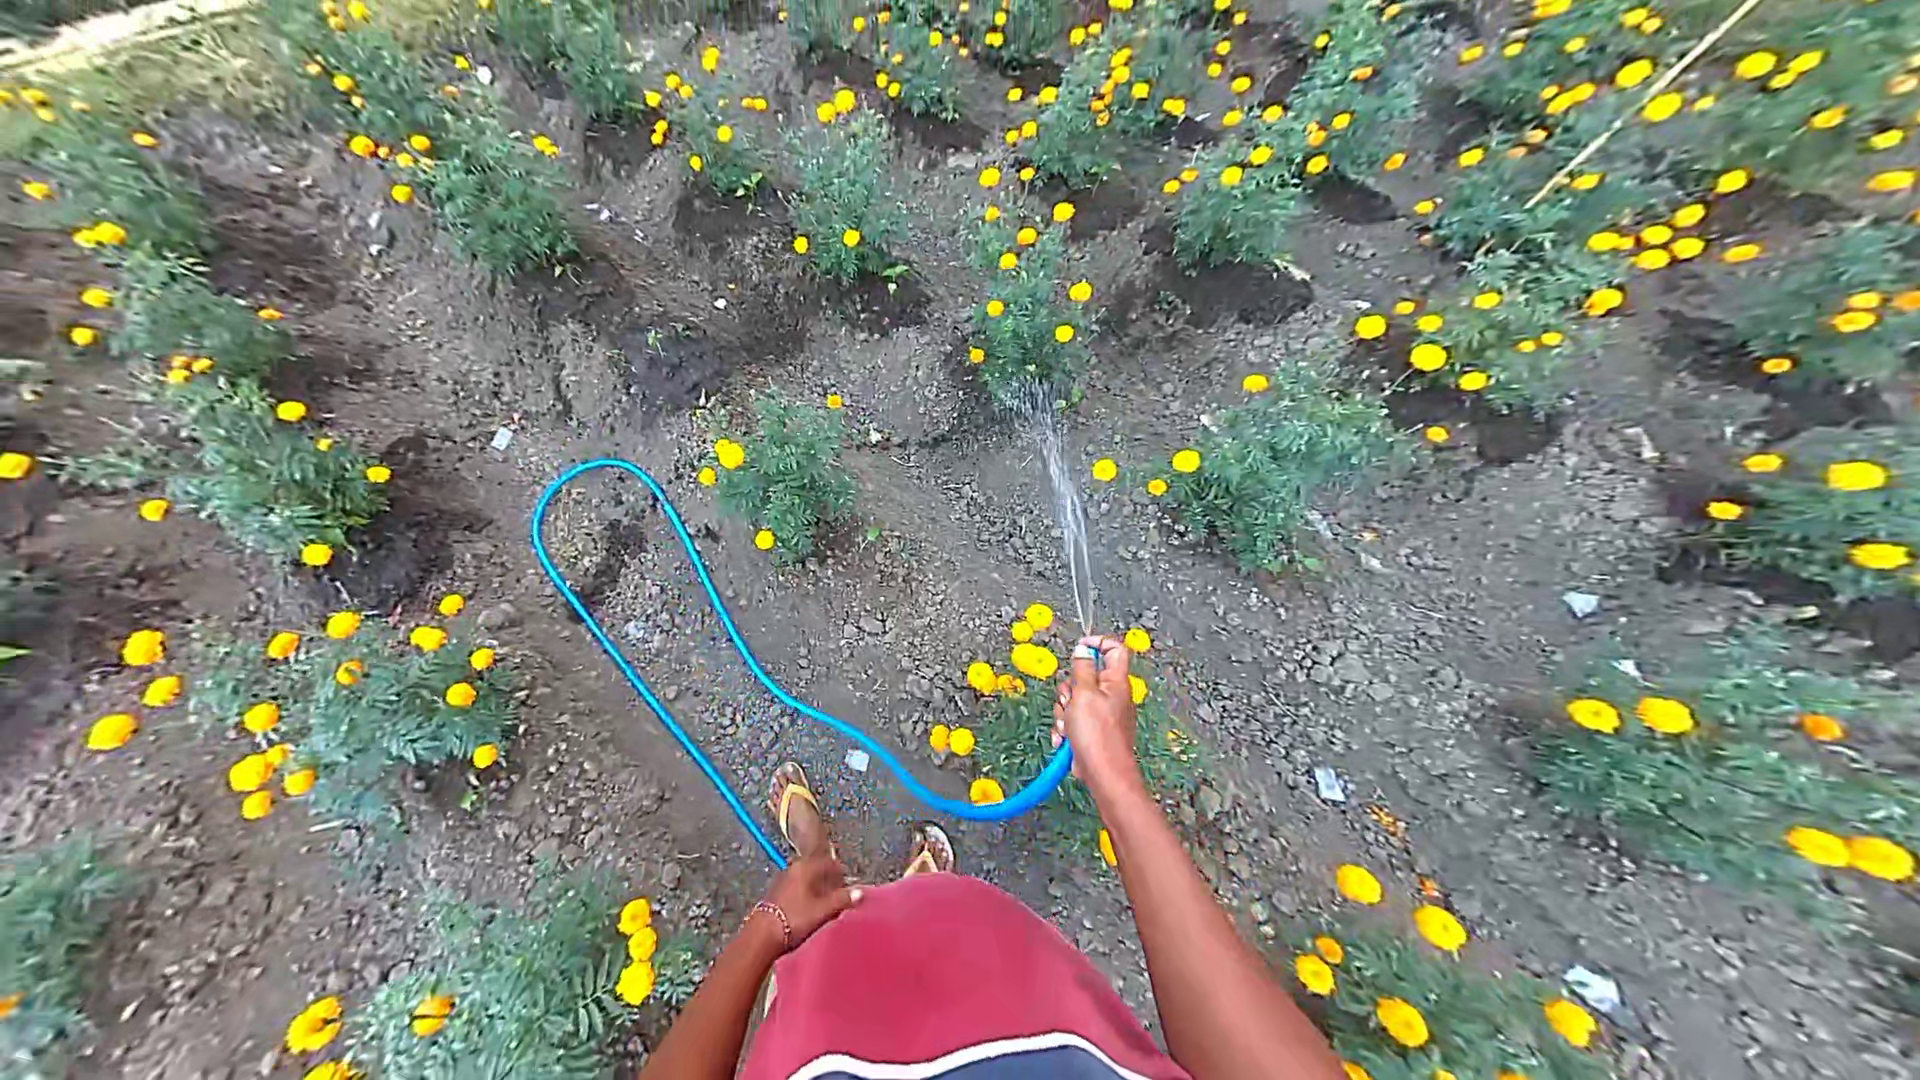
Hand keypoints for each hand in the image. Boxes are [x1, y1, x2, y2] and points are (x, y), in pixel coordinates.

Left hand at [758, 851, 861, 950]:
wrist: (760, 938)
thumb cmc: (794, 920)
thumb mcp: (822, 911)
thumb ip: (842, 899)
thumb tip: (861, 891)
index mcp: (806, 866)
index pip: (830, 863)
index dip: (841, 875)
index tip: (848, 888)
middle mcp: (794, 868)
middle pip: (818, 870)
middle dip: (829, 883)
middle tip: (838, 898)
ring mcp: (782, 880)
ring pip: (806, 880)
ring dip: (817, 890)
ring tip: (824, 907)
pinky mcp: (775, 893)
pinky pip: (797, 888)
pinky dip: (805, 895)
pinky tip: (807, 911)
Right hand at [1052, 634, 1144, 802]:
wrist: (1102, 773)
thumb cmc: (1098, 735)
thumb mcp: (1084, 693)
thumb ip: (1082, 668)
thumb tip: (1083, 649)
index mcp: (1116, 682)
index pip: (1114, 649)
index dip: (1097, 643)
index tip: (1079, 648)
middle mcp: (1111, 695)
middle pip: (1084, 675)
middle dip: (1070, 687)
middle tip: (1072, 700)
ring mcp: (1100, 712)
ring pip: (1073, 698)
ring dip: (1064, 711)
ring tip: (1070, 725)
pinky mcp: (1090, 729)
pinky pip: (1071, 718)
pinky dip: (1065, 727)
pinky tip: (1067, 739)